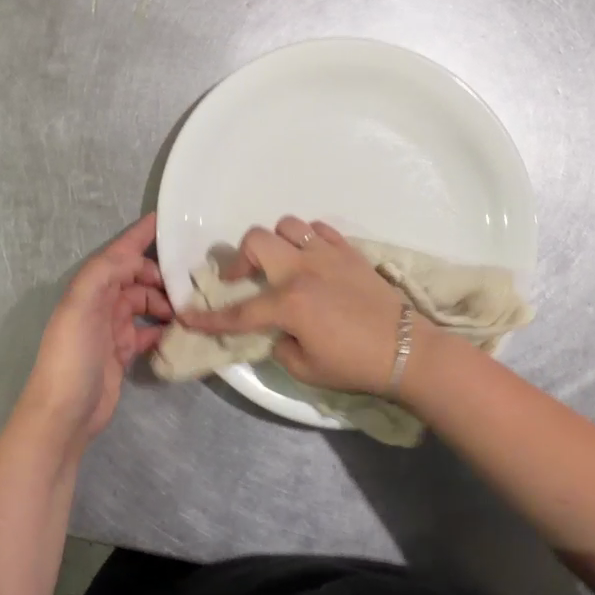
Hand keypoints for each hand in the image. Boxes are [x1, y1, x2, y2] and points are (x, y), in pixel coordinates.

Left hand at [19, 215, 173, 450]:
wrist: (64, 414)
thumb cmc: (71, 356)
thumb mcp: (81, 307)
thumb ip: (105, 273)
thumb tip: (138, 259)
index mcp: (90, 287)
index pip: (120, 252)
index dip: (141, 235)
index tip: (169, 220)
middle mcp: (101, 302)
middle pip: (137, 277)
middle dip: (162, 274)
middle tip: (193, 281)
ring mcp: (112, 328)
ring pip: (146, 303)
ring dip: (167, 302)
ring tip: (192, 308)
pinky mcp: (122, 352)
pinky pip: (148, 331)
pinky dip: (164, 328)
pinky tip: (182, 331)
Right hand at [175, 216, 420, 396]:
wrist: (407, 350)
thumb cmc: (355, 365)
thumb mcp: (306, 369)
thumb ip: (280, 345)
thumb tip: (277, 330)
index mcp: (289, 304)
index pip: (239, 311)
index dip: (210, 318)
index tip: (187, 315)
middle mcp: (302, 270)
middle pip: (257, 242)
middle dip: (240, 260)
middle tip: (241, 280)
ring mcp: (327, 256)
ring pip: (288, 226)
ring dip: (276, 242)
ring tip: (279, 264)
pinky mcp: (349, 251)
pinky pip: (319, 230)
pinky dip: (307, 239)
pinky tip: (309, 258)